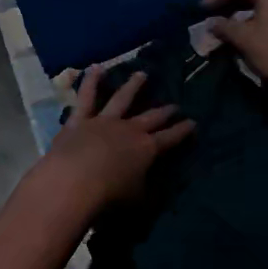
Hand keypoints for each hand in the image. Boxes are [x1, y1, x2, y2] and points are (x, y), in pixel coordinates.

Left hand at [39, 66, 193, 207]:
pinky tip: (95, 68)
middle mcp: (129, 130)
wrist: (75, 182)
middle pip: (151, 117)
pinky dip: (91, 81)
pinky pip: (86, 97)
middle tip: (175, 105)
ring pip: (121, 99)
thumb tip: (153, 189)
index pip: (170, 138)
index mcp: (147, 149)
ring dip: (133, 86)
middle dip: (165, 111)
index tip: (192, 122)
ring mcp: (104, 121)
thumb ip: (146, 191)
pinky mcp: (80, 120)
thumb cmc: (110, 197)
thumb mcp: (138, 200)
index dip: (182, 131)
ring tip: (141, 75)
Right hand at [202, 0, 267, 93]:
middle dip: (229, 4)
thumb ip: (224, 27)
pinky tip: (255, 30)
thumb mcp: (244, 39)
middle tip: (211, 17)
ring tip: (228, 26)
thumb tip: (210, 23)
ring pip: (264, 3)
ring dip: (244, 13)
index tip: (199, 10)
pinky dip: (262, 19)